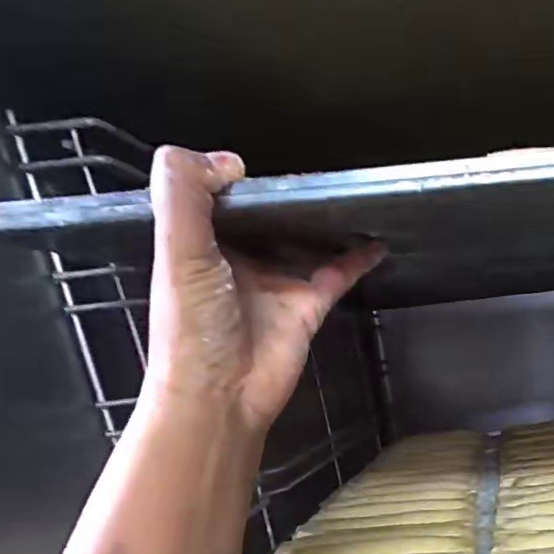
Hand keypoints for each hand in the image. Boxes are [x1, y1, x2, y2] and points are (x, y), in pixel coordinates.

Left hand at [142, 147, 385, 434]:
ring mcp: (276, 284)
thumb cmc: (192, 323)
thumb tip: (231, 161)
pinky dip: (357, 260)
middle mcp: (237, 260)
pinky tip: (376, 243)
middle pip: (265, 219)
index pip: (214, 198)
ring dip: (324, 224)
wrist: (222, 391)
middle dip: (285, 198)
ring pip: (304, 244)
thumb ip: (185, 192)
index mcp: (198, 244)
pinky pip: (337, 275)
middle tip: (313, 174)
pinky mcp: (308, 306)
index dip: (229, 177)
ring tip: (349, 197)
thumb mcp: (176, 247)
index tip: (255, 164)